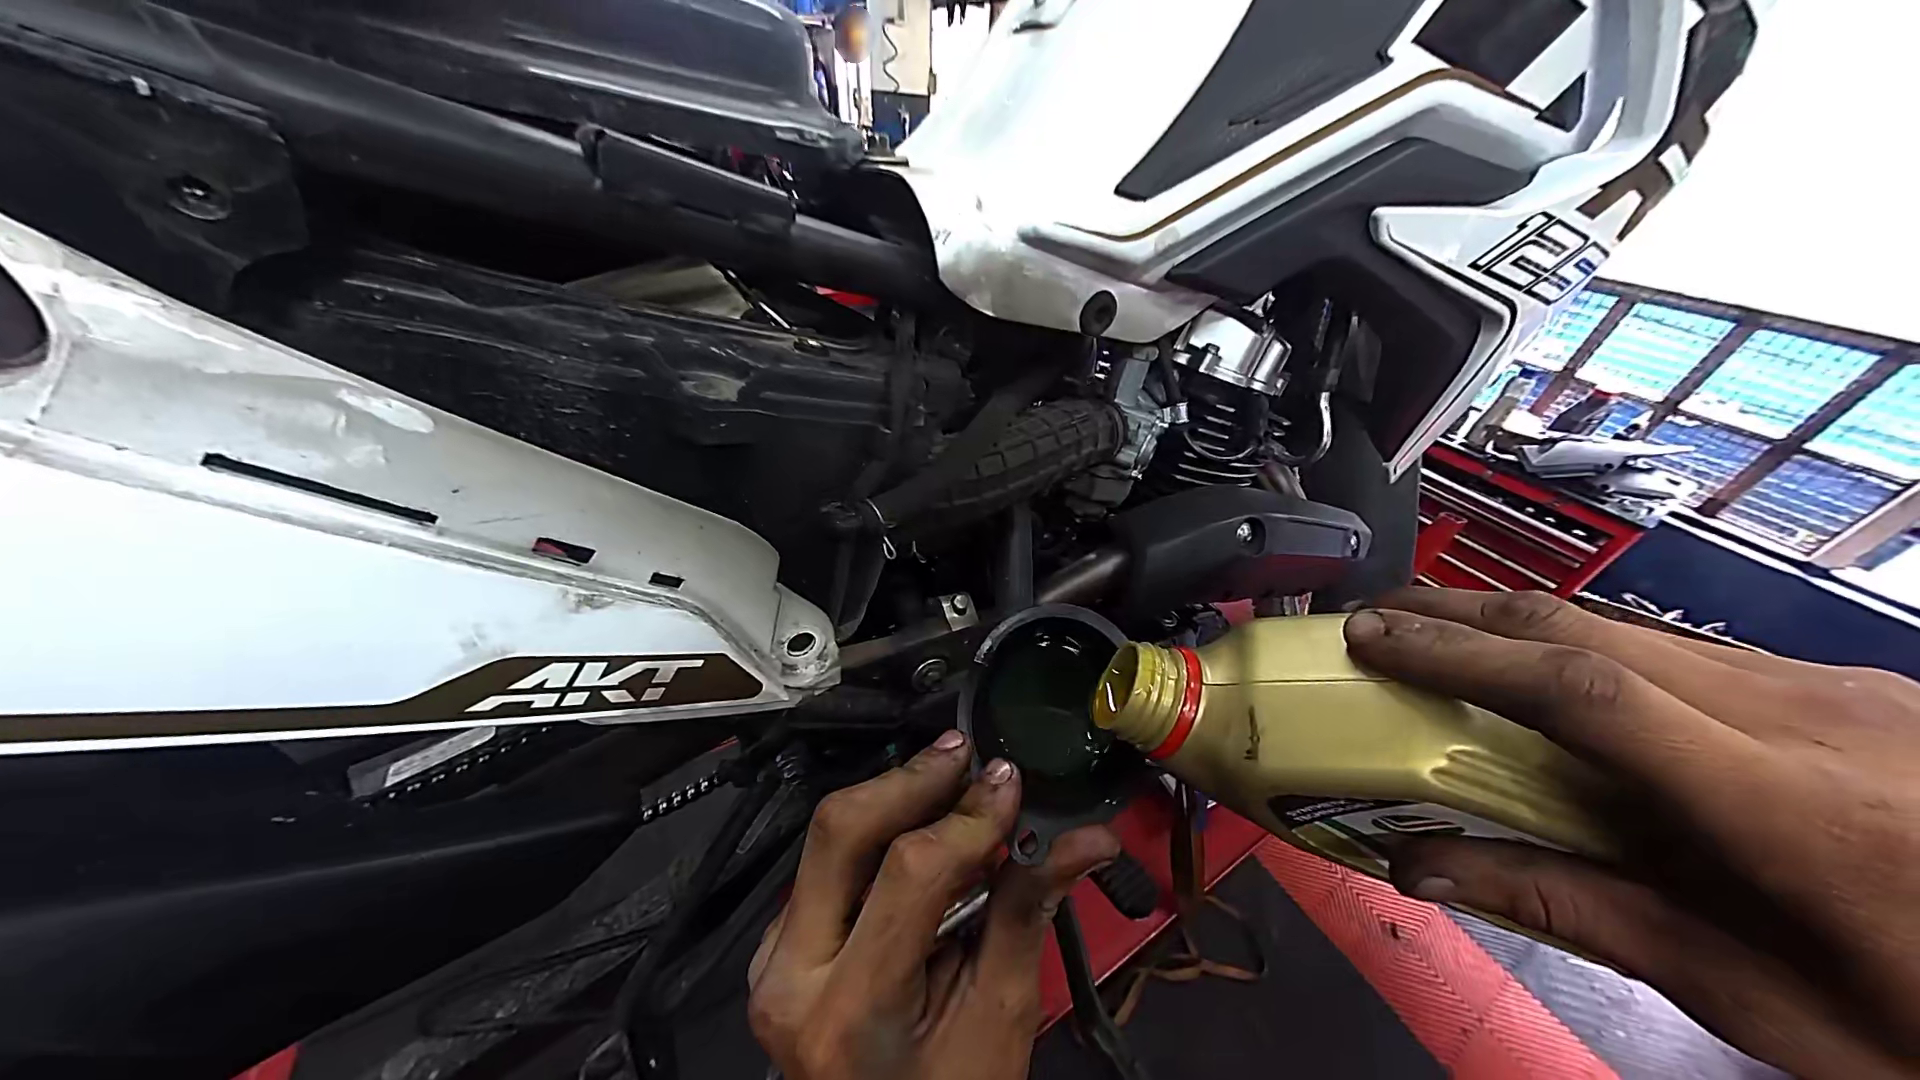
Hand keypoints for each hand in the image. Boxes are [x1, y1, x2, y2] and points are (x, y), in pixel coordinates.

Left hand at [747, 729, 1119, 1079]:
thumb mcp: (999, 1017)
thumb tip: (1082, 838)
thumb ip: (1027, 910)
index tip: (1008, 780)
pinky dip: (879, 826)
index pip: (911, 872)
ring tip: (951, 773)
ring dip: (893, 794)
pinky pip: (828, 860)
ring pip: (827, 836)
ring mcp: (774, 955)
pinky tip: (921, 816)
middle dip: (910, 779)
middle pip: (841, 832)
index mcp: (849, 1010)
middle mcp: (791, 973)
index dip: (968, 816)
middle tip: (964, 753)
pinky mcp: (779, 940)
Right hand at [1343, 588, 1919, 1079]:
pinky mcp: (1845, 684)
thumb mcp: (1761, 1003)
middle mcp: (1813, 718)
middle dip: (1459, 611)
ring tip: (1434, 632)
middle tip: (1375, 616)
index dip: (1459, 654)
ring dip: (1510, 620)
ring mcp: (1837, 688)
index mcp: (1791, 810)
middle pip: (1588, 628)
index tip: (1370, 636)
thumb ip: (1577, 914)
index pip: (1583, 692)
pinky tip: (1546, 668)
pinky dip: (1579, 643)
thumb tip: (1417, 869)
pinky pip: (1675, 646)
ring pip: (1627, 625)